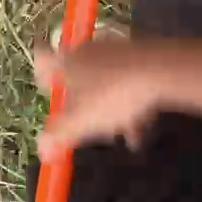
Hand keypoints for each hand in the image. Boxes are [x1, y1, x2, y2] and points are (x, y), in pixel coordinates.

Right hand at [32, 37, 179, 160]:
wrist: (161, 70)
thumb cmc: (114, 94)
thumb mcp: (83, 122)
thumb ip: (60, 136)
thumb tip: (41, 151)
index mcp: (66, 62)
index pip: (42, 60)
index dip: (40, 74)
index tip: (47, 90)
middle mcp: (86, 51)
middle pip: (75, 74)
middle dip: (80, 101)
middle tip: (87, 124)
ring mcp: (113, 50)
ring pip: (104, 81)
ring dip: (109, 106)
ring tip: (122, 133)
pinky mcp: (138, 54)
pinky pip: (126, 79)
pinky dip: (130, 101)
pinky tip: (142, 125)